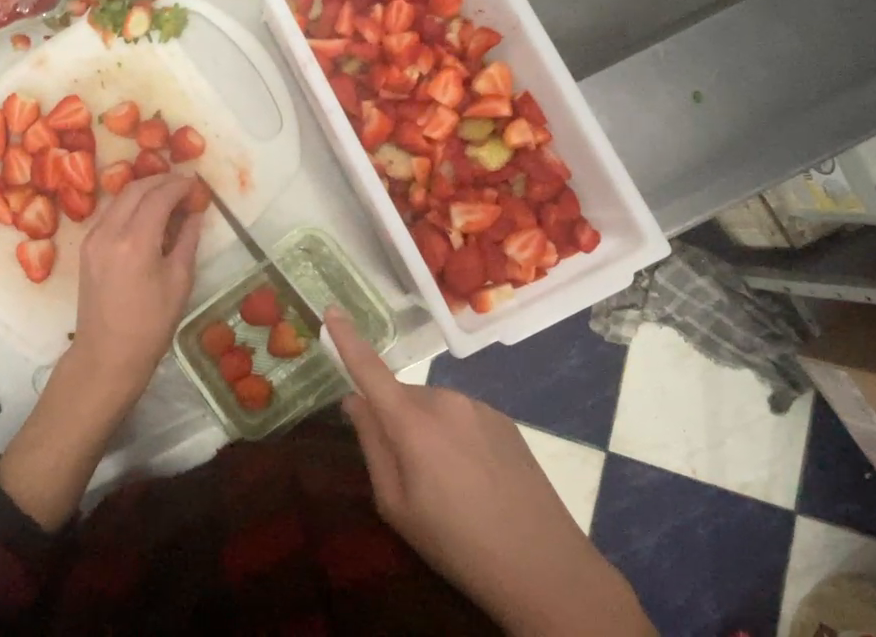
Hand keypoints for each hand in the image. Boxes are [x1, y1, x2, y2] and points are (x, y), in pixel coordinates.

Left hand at [0, 174, 201, 531]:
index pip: (159, 196)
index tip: (197, 185)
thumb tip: (195, 213)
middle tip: (185, 186)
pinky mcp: (87, 248)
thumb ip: (187, 240)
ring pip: (120, 199)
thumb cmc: (151, 325)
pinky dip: (131, 206)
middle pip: (135, 189)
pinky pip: (111, 214)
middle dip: (161, 181)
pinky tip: (148, 217)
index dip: (180, 186)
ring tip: (169, 197)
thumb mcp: (179, 282)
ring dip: (145, 191)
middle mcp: (109, 232)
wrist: (107, 355)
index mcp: (135, 241)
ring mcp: (93, 239)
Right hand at [326, 308, 653, 634]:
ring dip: (428, 431)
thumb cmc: (456, 543)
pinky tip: (475, 480)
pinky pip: (462, 418)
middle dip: (395, 422)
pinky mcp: (503, 420)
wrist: (544, 566)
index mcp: (412, 423)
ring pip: (433, 408)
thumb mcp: (396, 505)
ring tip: (449, 485)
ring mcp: (478, 407)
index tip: (332, 310)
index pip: (369, 370)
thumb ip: (372, 446)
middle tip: (410, 476)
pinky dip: (456, 438)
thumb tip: (354, 401)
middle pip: (402, 398)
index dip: (347, 339)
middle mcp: (445, 401)